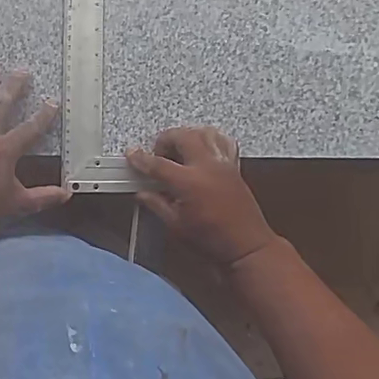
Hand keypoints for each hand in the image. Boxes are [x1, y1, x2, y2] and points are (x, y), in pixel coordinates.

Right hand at [126, 126, 283, 268]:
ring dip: (187, 135)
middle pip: (182, 136)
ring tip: (178, 149)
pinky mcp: (234, 167)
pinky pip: (222, 141)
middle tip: (157, 153)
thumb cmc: (214, 240)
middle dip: (165, 139)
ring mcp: (223, 164)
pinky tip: (203, 149)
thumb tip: (144, 194)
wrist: (246, 246)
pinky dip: (210, 139)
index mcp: (189, 183)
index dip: (141, 158)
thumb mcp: (176, 226)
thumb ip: (156, 204)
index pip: (158, 164)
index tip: (132, 155)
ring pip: (203, 132)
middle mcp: (207, 167)